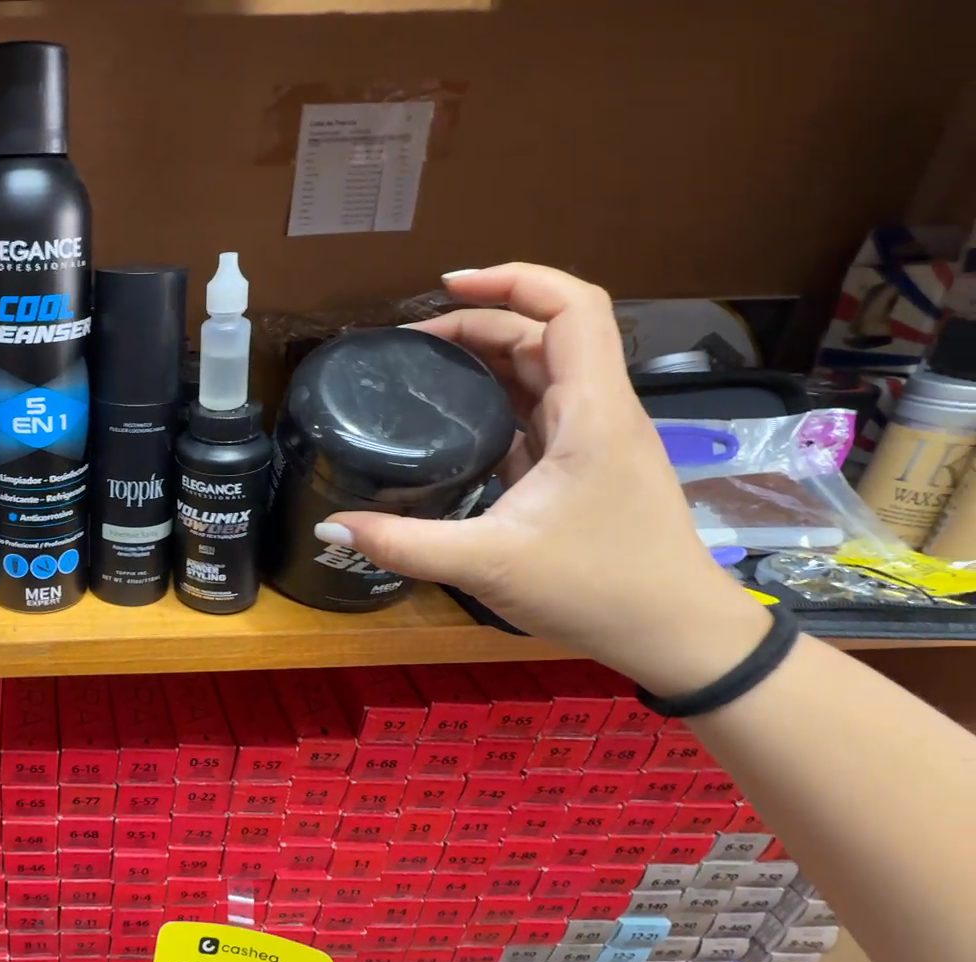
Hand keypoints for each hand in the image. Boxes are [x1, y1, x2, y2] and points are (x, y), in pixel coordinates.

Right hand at [315, 263, 770, 693]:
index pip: (572, 308)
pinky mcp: (579, 468)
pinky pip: (533, 413)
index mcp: (591, 413)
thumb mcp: (488, 564)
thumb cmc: (598, 589)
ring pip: (538, 373)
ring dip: (483, 361)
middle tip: (406, 345)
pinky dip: (491, 402)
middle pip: (542, 336)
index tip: (447, 285)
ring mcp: (591, 440)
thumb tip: (329, 525)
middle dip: (476, 325)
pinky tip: (448, 422)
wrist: (676, 636)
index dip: (514, 280)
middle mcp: (596, 412)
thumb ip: (403, 544)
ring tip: (419, 371)